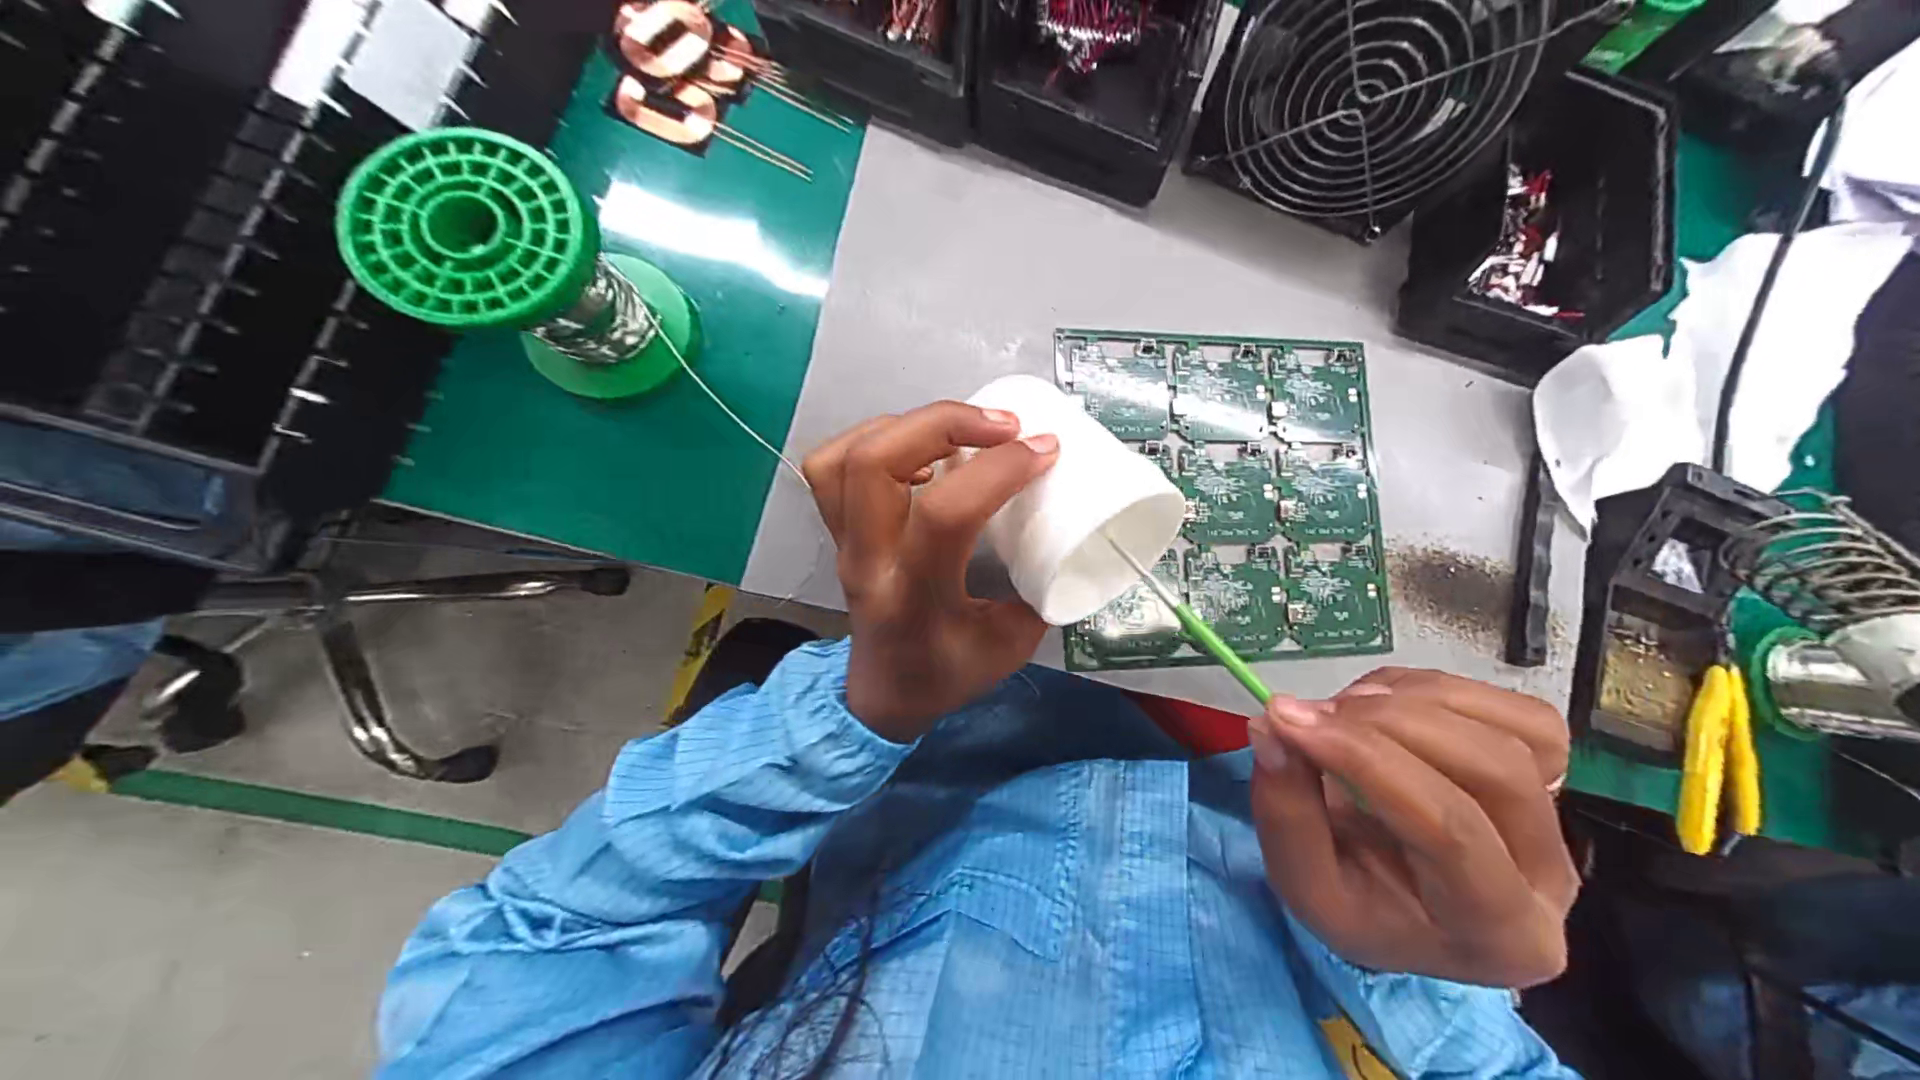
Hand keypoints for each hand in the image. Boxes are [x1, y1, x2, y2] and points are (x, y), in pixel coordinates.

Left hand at [802, 402, 1059, 742]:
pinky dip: (874, 436)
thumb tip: (1061, 518)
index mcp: (914, 597)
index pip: (943, 514)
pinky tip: (916, 446)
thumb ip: (1036, 586)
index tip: (1044, 450)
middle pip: (875, 463)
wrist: (884, 694)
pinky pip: (831, 464)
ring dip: (908, 425)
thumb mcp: (1011, 645)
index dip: (998, 469)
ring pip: (846, 456)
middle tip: (1003, 425)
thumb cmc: (948, 673)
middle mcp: (868, 562)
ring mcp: (844, 542)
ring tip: (959, 430)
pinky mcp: (838, 529)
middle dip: (943, 423)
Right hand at [1247, 667, 1577, 987]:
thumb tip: (1269, 727)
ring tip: (1340, 710)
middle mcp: (1551, 878)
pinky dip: (1434, 689)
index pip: (1448, 826)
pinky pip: (1515, 711)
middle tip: (1309, 714)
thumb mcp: (1302, 884)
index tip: (1287, 720)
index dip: (1364, 759)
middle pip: (1493, 766)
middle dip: (1386, 723)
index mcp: (1497, 929)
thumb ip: (1285, 811)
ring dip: (1408, 700)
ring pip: (1509, 729)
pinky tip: (1381, 705)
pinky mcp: (1551, 776)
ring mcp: (1559, 820)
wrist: (1403, 911)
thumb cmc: (1357, 907)